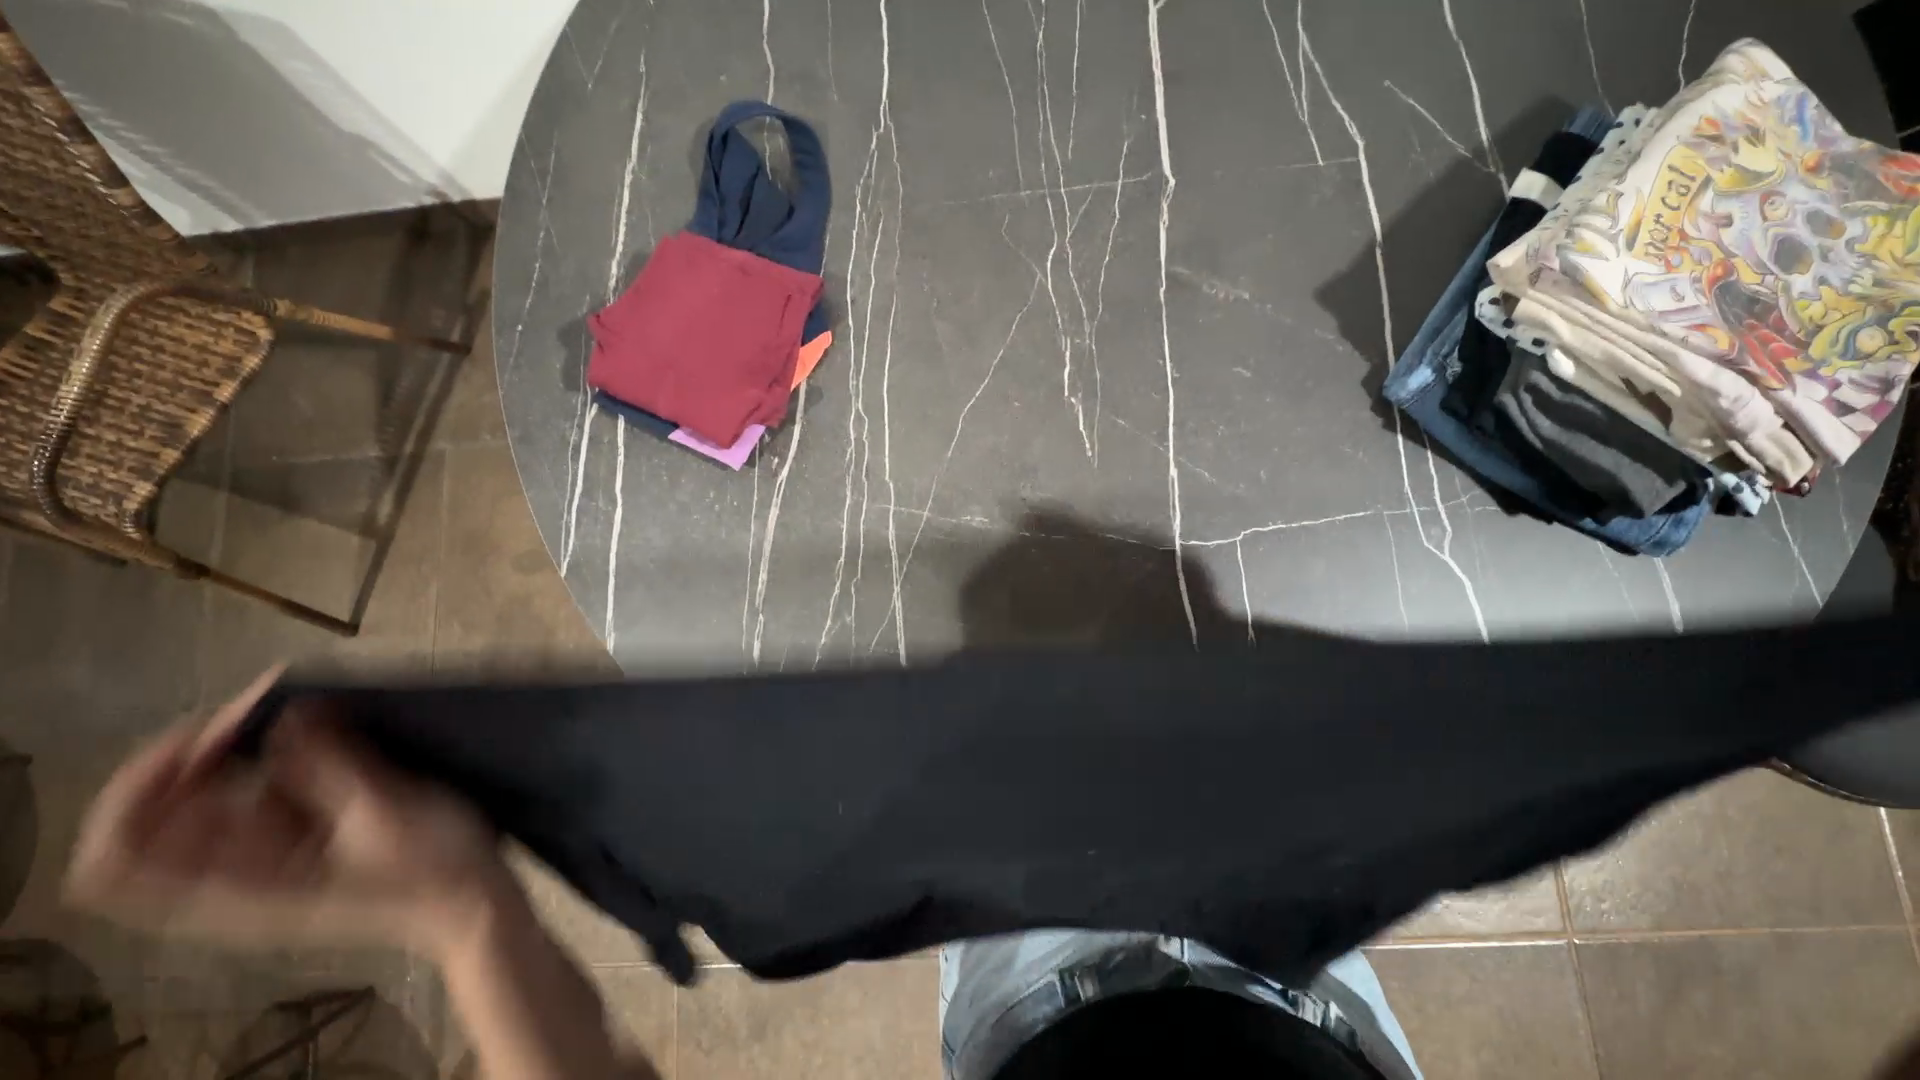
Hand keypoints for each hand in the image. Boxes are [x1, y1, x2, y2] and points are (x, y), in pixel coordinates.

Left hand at [65, 670, 515, 960]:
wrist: (472, 902)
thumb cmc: (434, 869)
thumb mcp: (387, 814)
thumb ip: (329, 766)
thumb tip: (286, 715)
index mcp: (238, 890)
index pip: (117, 862)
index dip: (137, 793)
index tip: (202, 741)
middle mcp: (232, 876)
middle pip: (155, 814)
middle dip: (198, 751)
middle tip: (259, 710)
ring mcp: (262, 857)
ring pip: (205, 794)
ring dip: (239, 747)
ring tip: (293, 709)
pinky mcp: (295, 839)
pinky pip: (253, 791)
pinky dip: (273, 756)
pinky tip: (320, 731)